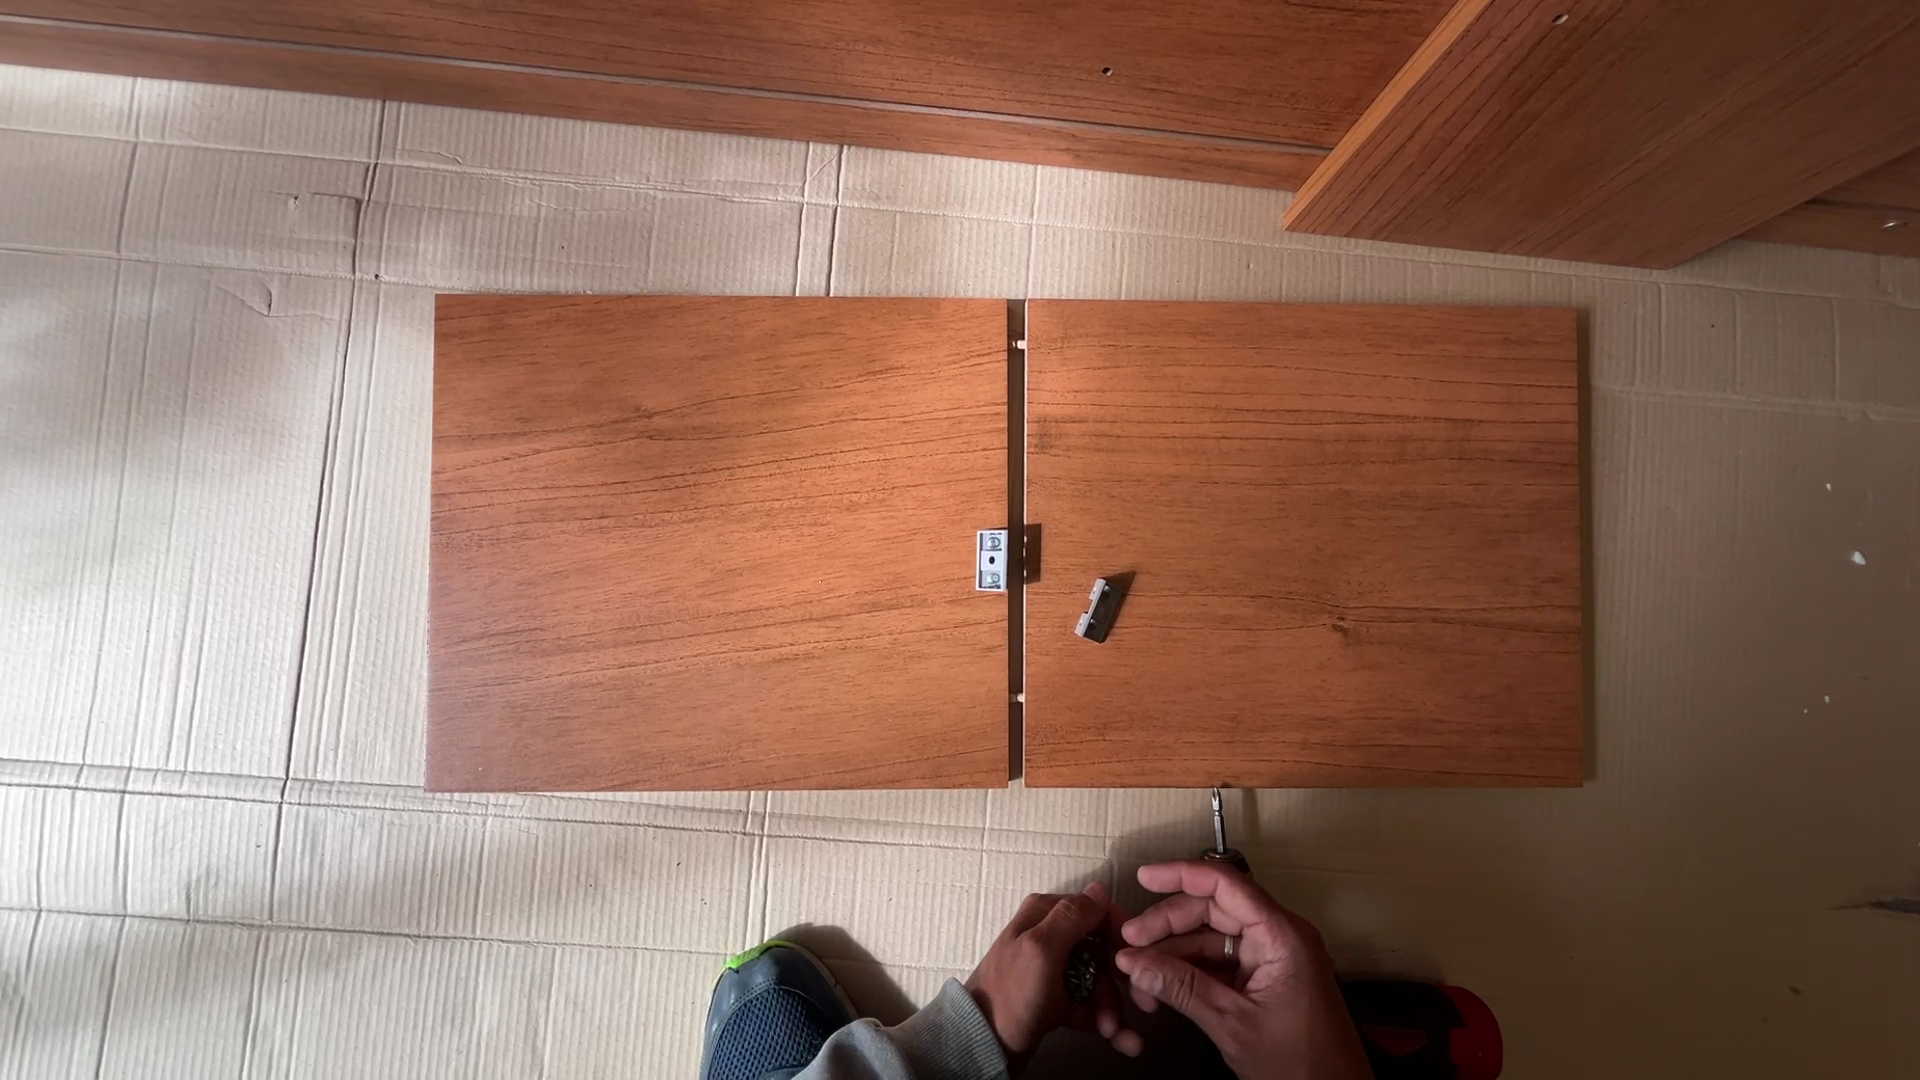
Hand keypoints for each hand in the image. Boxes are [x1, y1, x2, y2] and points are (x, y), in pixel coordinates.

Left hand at [964, 882, 1142, 1069]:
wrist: (984, 1045)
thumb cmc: (1010, 994)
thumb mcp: (1041, 950)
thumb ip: (1070, 918)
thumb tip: (1099, 888)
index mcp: (1045, 916)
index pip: (1094, 912)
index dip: (1120, 933)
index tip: (1141, 958)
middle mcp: (1050, 936)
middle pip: (1100, 950)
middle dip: (1119, 980)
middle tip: (1139, 1004)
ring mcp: (1054, 969)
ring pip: (1098, 981)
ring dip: (1112, 1007)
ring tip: (1116, 1032)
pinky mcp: (1056, 998)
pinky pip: (1089, 1004)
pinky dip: (1104, 1021)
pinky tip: (1120, 1040)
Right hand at [1114, 861, 1369, 1079]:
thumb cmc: (1299, 1067)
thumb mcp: (1233, 1025)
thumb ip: (1181, 988)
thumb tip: (1131, 961)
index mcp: (1281, 935)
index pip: (1225, 884)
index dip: (1180, 874)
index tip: (1142, 878)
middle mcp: (1275, 935)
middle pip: (1210, 909)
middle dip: (1167, 925)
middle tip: (1129, 943)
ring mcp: (1268, 956)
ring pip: (1208, 936)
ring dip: (1172, 953)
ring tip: (1137, 975)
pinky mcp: (1261, 977)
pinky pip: (1217, 960)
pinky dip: (1188, 971)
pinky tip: (1159, 986)